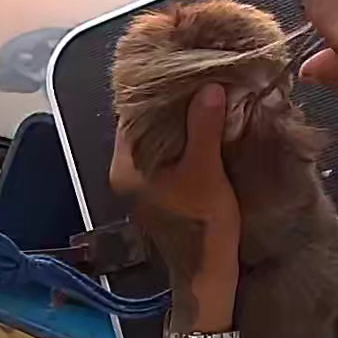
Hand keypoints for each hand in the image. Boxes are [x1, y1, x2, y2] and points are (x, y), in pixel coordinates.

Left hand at [112, 84, 239, 328]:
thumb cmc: (202, 227)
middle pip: (145, 120)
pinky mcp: (163, 186)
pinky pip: (172, 149)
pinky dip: (188, 133)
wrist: (208, 275)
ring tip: (209, 89)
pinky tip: (211, 120)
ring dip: (182, 115)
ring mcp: (146, 179)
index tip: (182, 62)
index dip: (155, 84)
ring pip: (161, 134)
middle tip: (201, 71)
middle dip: (172, 98)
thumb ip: (203, 128)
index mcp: (126, 164)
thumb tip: (208, 86)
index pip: (132, 110)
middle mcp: (128, 168)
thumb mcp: (205, 173)